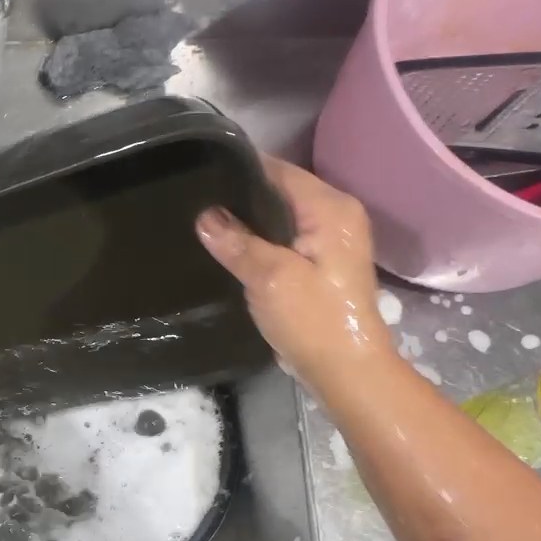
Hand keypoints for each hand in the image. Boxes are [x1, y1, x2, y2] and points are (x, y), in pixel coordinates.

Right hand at [196, 157, 398, 387]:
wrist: (344, 367)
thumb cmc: (312, 319)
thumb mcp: (269, 278)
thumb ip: (237, 244)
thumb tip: (205, 216)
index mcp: (331, 209)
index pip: (281, 172)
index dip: (242, 172)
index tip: (202, 177)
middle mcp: (337, 215)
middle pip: (283, 192)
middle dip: (243, 197)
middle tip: (196, 205)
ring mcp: (332, 240)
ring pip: (283, 217)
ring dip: (250, 222)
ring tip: (208, 226)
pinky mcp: (322, 264)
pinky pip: (287, 239)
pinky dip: (262, 241)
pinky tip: (235, 252)